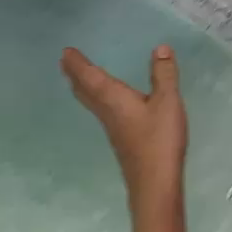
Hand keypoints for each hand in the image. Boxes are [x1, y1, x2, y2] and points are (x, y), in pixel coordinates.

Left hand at [62, 46, 188, 205]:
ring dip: (83, 87)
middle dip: (75, 75)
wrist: (154, 183)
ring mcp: (113, 128)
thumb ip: (164, 74)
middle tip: (64, 62)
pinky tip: (106, 102)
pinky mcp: (120, 138)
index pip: (91, 77)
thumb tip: (160, 48)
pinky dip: (96, 98)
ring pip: (91, 103)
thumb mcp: (167, 102)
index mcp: (114, 99)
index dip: (78, 64)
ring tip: (78, 78)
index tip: (65, 52)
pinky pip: (101, 110)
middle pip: (85, 91)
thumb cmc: (159, 139)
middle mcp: (108, 112)